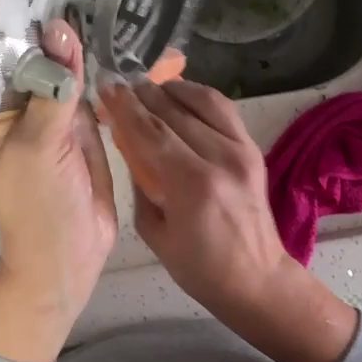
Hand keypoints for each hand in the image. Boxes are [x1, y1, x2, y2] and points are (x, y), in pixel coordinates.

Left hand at [0, 20, 116, 361]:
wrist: (69, 255)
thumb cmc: (36, 207)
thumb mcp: (38, 147)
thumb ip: (52, 89)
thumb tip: (60, 29)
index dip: (17, 12)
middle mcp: (14, 100)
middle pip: (34, 50)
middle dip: (60, 20)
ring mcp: (49, 109)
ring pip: (67, 65)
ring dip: (90, 40)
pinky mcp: (81, 121)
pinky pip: (93, 87)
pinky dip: (113, 69)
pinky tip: (137, 41)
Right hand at [98, 78, 356, 361]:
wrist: (256, 279)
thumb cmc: (198, 268)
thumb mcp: (154, 232)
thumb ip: (141, 185)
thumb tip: (129, 147)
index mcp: (192, 185)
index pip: (150, 132)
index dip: (124, 107)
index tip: (105, 87)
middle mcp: (219, 159)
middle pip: (173, 112)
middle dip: (142, 95)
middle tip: (119, 83)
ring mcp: (241, 151)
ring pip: (200, 103)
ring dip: (169, 90)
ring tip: (147, 87)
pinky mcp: (253, 149)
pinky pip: (223, 109)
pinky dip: (198, 96)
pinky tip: (179, 95)